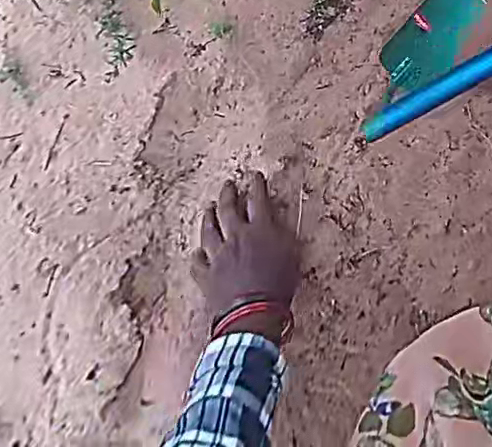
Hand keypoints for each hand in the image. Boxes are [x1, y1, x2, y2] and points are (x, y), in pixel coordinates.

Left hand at [192, 171, 302, 341]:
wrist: (254, 315)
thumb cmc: (279, 286)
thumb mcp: (293, 255)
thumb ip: (284, 234)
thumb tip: (279, 221)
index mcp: (259, 229)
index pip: (257, 199)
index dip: (256, 185)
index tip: (255, 176)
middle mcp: (236, 236)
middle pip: (228, 208)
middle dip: (228, 194)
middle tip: (228, 185)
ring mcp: (219, 255)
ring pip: (209, 230)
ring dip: (208, 218)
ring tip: (209, 209)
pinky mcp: (207, 275)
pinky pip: (198, 262)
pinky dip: (198, 256)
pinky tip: (198, 253)